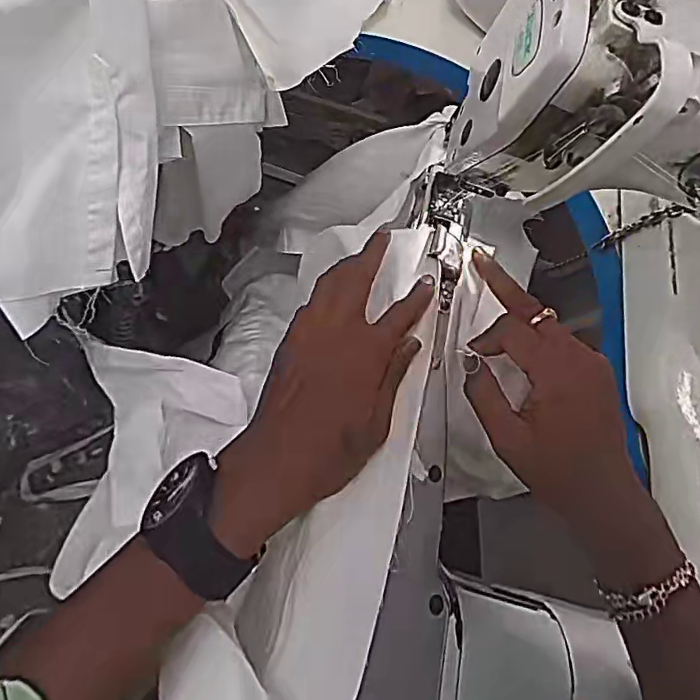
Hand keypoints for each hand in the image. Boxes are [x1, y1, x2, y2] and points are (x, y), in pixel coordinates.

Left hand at [212, 231, 433, 556]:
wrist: (276, 460)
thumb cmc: (327, 450)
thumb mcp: (378, 421)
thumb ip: (394, 376)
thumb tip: (410, 348)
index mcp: (367, 352)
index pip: (401, 314)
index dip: (416, 297)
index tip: (423, 285)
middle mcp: (338, 334)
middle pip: (357, 279)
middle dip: (372, 254)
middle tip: (381, 239)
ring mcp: (310, 333)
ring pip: (330, 284)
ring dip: (346, 265)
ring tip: (357, 256)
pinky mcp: (290, 342)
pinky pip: (311, 302)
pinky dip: (325, 288)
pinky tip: (329, 293)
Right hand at [460, 249, 650, 546]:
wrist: (605, 493)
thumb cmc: (562, 473)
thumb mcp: (509, 440)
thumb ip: (484, 395)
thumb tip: (472, 364)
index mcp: (557, 371)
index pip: (514, 330)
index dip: (487, 336)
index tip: (473, 352)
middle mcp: (580, 359)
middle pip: (535, 313)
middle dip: (505, 288)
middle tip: (483, 264)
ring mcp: (592, 363)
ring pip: (550, 325)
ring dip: (522, 322)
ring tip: (499, 319)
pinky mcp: (597, 371)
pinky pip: (564, 343)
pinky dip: (540, 340)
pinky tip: (525, 354)